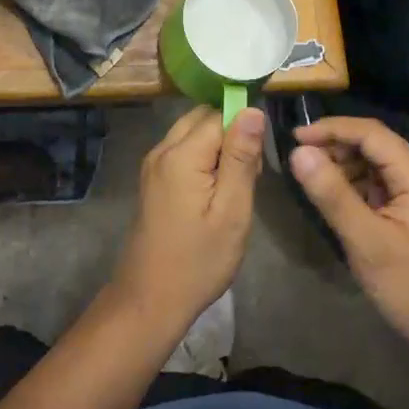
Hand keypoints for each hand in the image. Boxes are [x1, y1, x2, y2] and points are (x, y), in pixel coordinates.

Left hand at [109, 105, 264, 331]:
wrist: (150, 299)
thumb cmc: (198, 260)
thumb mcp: (231, 211)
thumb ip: (241, 157)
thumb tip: (252, 110)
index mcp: (181, 153)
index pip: (220, 114)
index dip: (245, 130)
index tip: (257, 165)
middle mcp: (162, 149)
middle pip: (202, 118)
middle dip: (231, 134)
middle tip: (248, 176)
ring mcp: (153, 164)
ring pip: (192, 133)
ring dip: (217, 147)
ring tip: (233, 188)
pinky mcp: (152, 180)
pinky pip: (182, 151)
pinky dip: (202, 159)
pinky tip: (214, 193)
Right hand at [288, 117, 408, 359]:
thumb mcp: (367, 242)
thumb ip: (332, 194)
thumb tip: (298, 152)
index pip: (371, 132)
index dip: (331, 129)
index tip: (294, 138)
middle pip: (376, 146)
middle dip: (337, 149)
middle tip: (302, 165)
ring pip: (379, 166)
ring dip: (347, 168)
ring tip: (316, 184)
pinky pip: (386, 186)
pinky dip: (360, 188)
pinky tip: (341, 204)